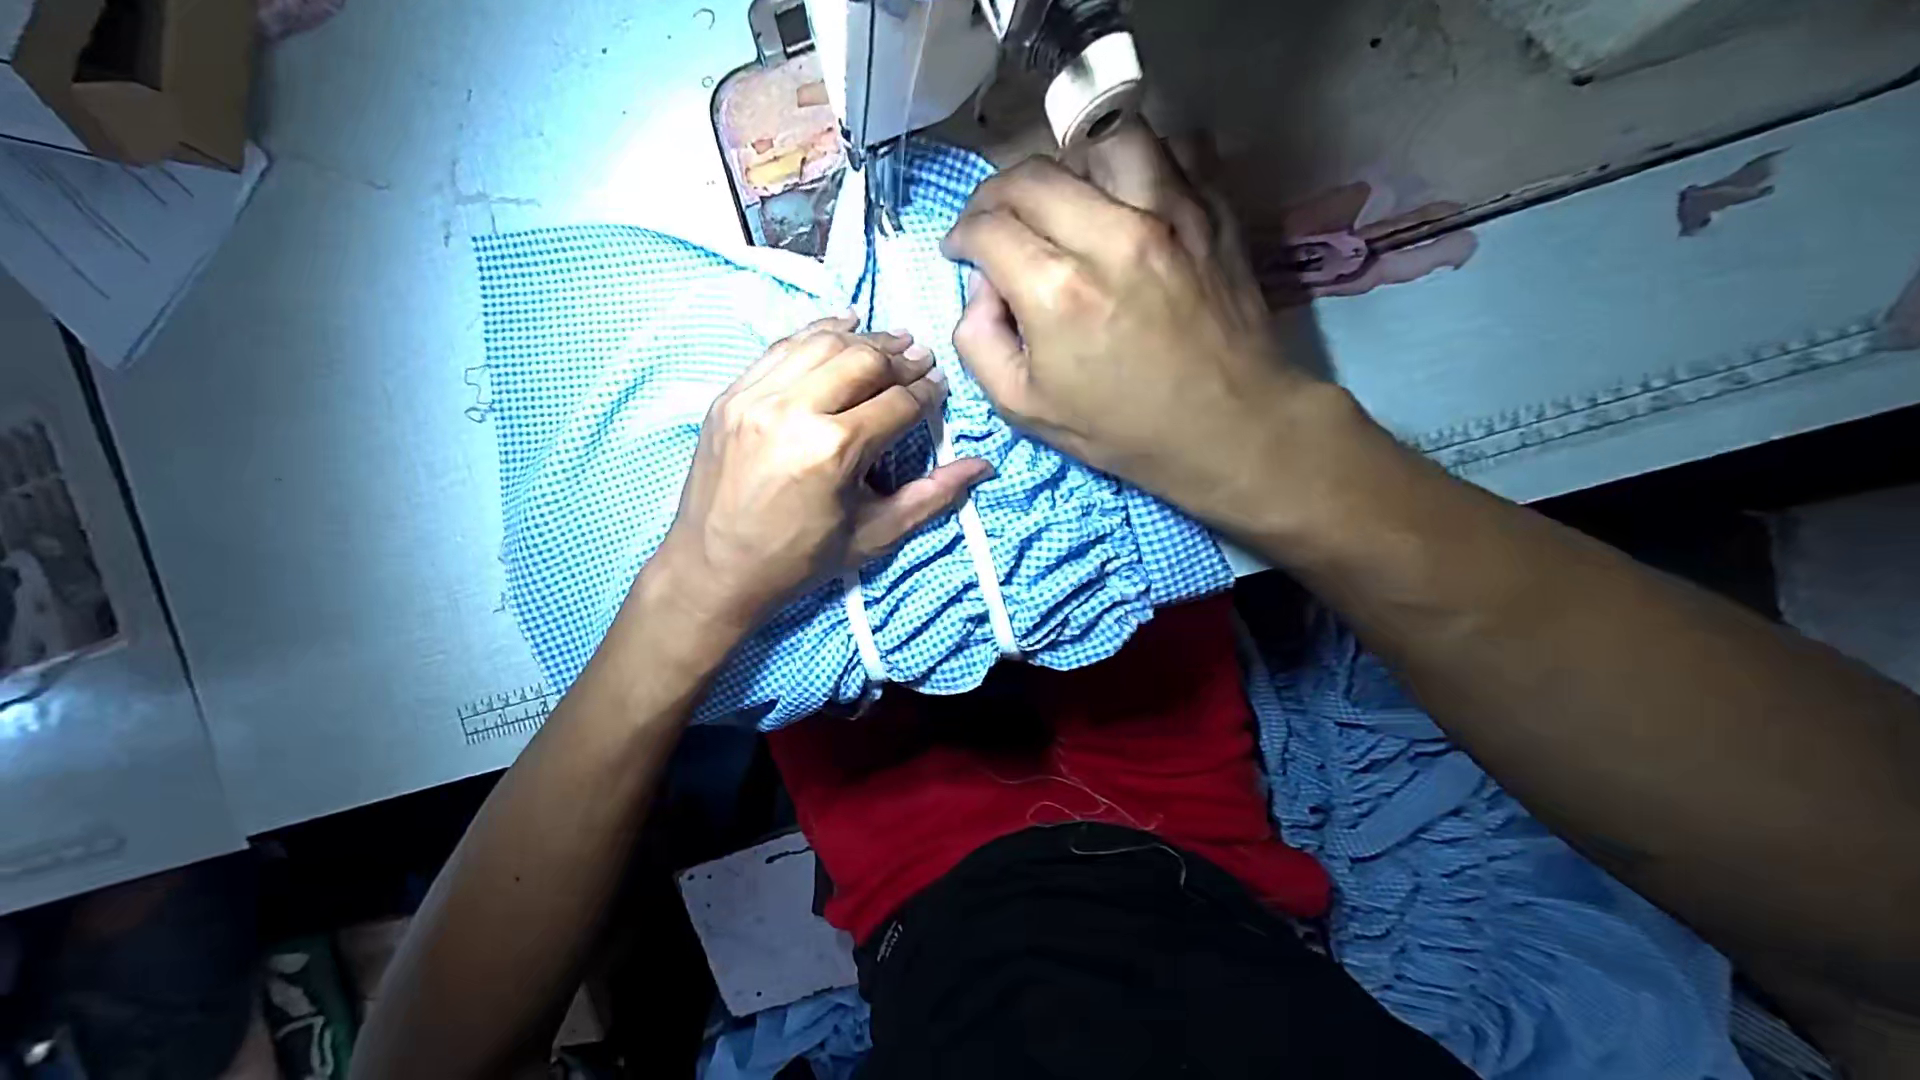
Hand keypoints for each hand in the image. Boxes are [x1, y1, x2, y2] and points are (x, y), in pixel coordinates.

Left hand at [645, 316, 992, 632]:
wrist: (713, 569)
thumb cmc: (799, 560)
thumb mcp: (874, 535)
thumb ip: (932, 496)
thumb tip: (983, 465)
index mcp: (834, 451)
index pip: (897, 402)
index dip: (927, 392)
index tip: (940, 388)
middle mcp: (793, 411)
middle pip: (862, 360)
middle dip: (900, 357)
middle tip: (922, 358)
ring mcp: (755, 397)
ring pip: (822, 343)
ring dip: (863, 337)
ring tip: (890, 342)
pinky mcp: (730, 394)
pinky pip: (781, 348)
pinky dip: (816, 332)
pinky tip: (841, 324)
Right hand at [941, 120, 1351, 529]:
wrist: (1226, 427)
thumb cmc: (1121, 429)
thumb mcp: (1023, 408)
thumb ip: (978, 342)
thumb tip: (981, 286)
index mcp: (1057, 292)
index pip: (988, 225)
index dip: (962, 234)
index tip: (961, 249)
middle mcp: (1111, 235)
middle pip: (1032, 174)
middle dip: (995, 194)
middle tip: (994, 222)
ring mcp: (1171, 213)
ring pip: (1101, 142)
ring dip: (1066, 163)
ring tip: (1062, 197)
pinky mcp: (1212, 211)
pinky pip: (1169, 151)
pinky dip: (1133, 164)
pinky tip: (1122, 197)